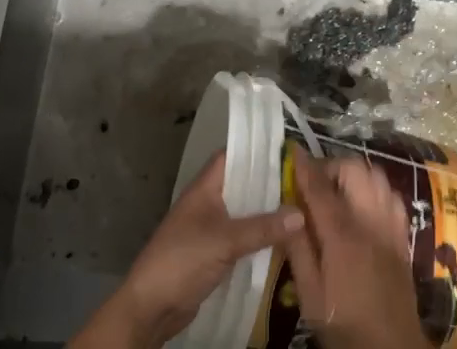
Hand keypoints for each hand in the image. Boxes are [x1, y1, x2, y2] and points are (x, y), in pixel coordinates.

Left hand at [72, 151, 304, 348]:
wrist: (152, 305)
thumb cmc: (183, 259)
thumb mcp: (225, 240)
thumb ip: (263, 227)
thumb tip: (302, 214)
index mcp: (205, 188)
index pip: (232, 156)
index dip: (257, 151)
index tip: (288, 151)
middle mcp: (209, 203)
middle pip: (243, 185)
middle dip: (270, 184)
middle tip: (305, 184)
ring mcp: (211, 228)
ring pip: (245, 212)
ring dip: (267, 213)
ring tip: (302, 209)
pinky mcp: (215, 253)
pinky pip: (243, 237)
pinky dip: (261, 237)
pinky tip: (285, 241)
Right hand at [282, 147, 431, 348]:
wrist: (391, 348)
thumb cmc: (344, 323)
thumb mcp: (310, 294)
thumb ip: (298, 250)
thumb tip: (286, 212)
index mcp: (342, 235)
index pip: (320, 186)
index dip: (305, 165)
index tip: (292, 151)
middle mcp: (371, 222)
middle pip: (355, 170)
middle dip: (332, 166)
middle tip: (314, 181)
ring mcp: (391, 228)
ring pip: (378, 177)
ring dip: (356, 175)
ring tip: (337, 190)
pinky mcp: (403, 238)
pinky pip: (392, 196)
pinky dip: (375, 190)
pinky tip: (363, 206)